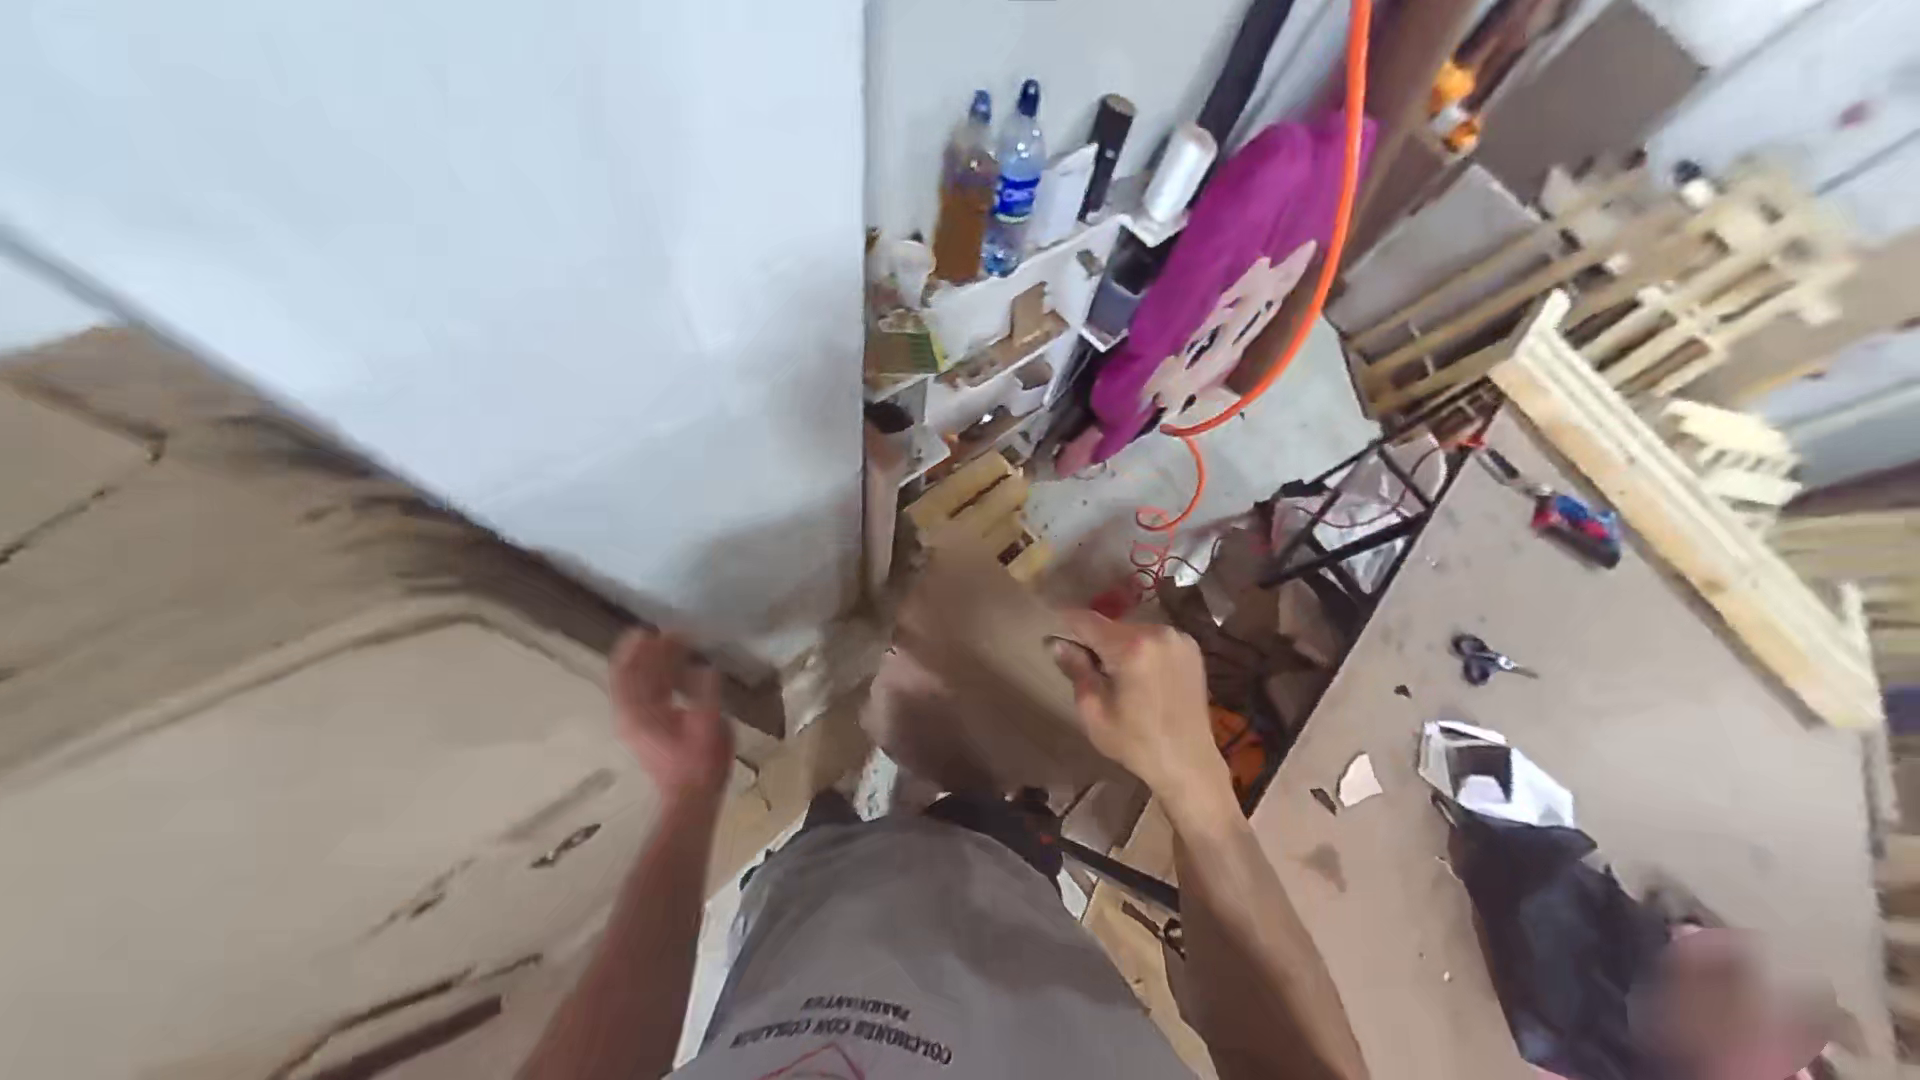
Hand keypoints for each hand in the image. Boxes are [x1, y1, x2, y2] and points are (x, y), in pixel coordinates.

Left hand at [608, 629, 734, 806]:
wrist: (691, 797)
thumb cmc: (702, 762)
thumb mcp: (711, 723)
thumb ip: (705, 692)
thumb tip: (703, 668)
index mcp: (640, 712)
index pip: (630, 672)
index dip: (639, 649)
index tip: (654, 629)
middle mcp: (629, 715)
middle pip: (628, 675)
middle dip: (645, 652)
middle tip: (666, 634)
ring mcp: (634, 724)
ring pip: (635, 684)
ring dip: (651, 664)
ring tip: (672, 647)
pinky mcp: (644, 730)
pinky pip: (643, 695)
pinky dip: (655, 678)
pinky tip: (676, 672)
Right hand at [1049, 611, 1233, 817]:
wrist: (1188, 763)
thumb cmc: (1135, 742)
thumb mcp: (1093, 711)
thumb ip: (1075, 670)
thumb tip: (1057, 644)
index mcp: (1132, 647)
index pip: (1087, 620)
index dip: (1064, 621)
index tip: (1051, 629)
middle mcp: (1158, 633)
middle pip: (1111, 626)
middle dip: (1094, 641)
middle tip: (1084, 666)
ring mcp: (1178, 638)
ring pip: (1132, 631)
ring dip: (1118, 645)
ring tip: (1115, 675)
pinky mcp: (1190, 648)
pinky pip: (1153, 639)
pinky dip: (1140, 650)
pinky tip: (1139, 676)